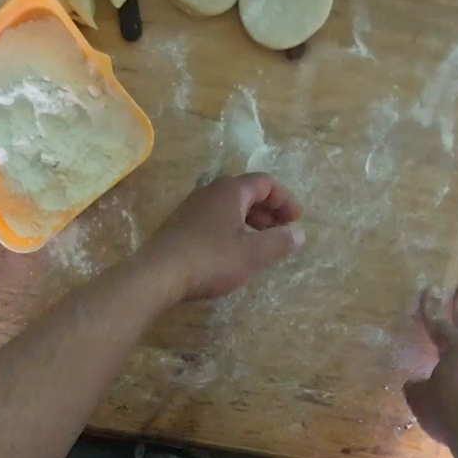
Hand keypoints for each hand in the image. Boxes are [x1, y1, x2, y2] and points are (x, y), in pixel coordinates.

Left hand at [138, 173, 304, 302]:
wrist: (158, 274)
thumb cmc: (210, 259)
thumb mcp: (252, 254)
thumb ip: (279, 242)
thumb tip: (299, 234)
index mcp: (230, 190)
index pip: (265, 183)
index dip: (285, 200)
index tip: (297, 220)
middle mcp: (209, 192)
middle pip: (246, 193)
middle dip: (268, 212)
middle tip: (280, 233)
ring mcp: (191, 209)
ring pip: (228, 208)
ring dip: (249, 223)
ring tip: (259, 246)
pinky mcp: (179, 227)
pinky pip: (213, 221)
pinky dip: (230, 231)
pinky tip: (232, 253)